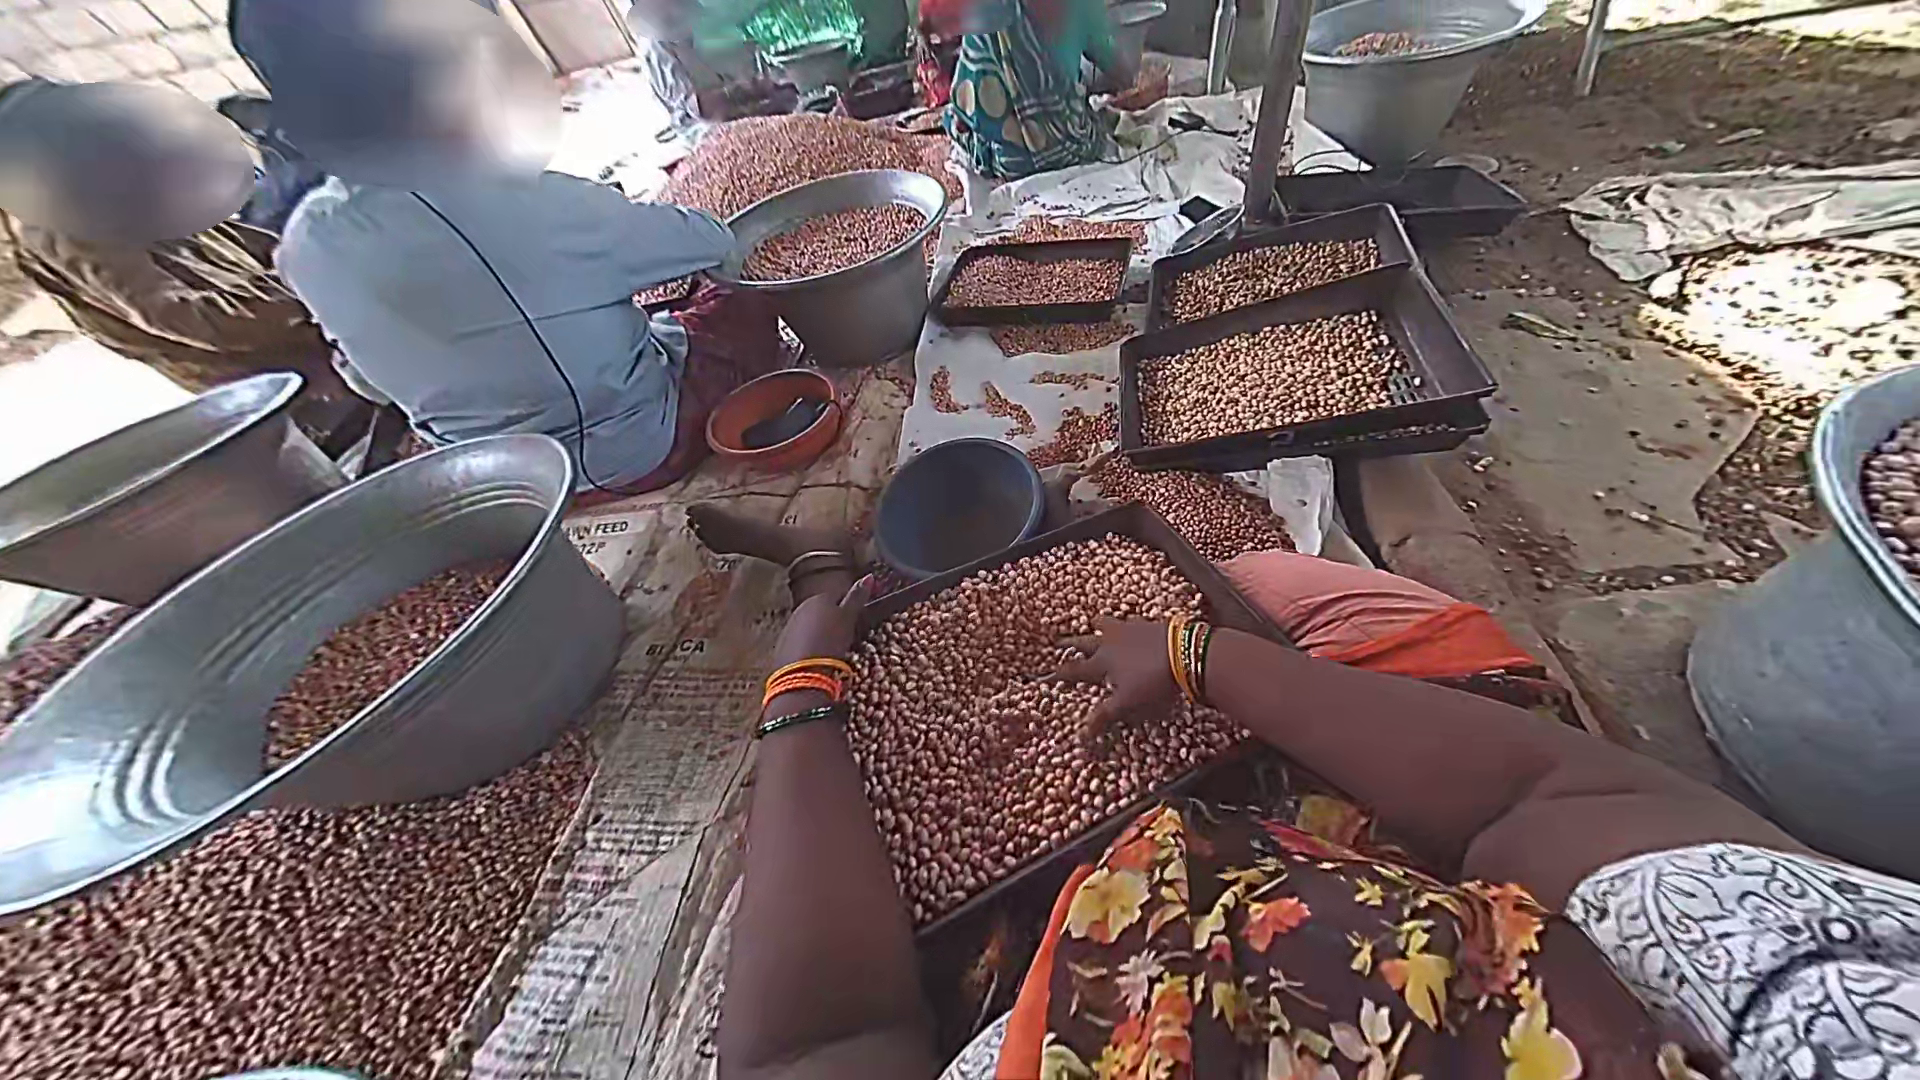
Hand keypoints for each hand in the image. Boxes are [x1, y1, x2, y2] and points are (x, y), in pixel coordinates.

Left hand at [774, 574, 875, 664]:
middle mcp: (800, 608)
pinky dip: (809, 646)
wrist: (802, 672)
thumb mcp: (849, 617)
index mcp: (818, 599)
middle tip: (846, 636)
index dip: (849, 607)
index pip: (838, 596)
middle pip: (822, 611)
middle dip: (832, 620)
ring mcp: (789, 627)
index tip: (856, 619)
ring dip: (820, 633)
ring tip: (832, 649)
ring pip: (810, 626)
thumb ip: (857, 597)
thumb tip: (869, 576)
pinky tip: (816, 658)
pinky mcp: (782, 646)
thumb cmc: (830, 640)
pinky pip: (801, 642)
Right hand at [1054, 617, 1176, 734]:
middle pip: (1085, 642)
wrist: (1185, 653)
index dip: (1063, 672)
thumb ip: (1105, 714)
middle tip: (1060, 641)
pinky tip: (1132, 625)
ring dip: (1099, 625)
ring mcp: (1129, 629)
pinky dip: (1127, 624)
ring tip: (1094, 623)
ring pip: (1107, 624)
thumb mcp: (1127, 702)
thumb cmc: (1152, 681)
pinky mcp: (1148, 623)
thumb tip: (1082, 735)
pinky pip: (1131, 622)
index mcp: (1103, 662)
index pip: (1077, 669)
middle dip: (1071, 644)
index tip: (1051, 672)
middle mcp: (1111, 642)